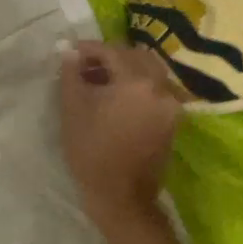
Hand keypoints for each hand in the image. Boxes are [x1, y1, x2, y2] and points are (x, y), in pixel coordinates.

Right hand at [56, 40, 181, 218]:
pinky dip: (138, 86)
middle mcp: (160, 87)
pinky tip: (117, 98)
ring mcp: (171, 104)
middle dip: (111, 56)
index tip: (70, 52)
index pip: (112, 51)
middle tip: (86, 66)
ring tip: (101, 83)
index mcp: (136, 82)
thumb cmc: (91, 150)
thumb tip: (69, 52)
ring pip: (150, 72)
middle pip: (137, 57)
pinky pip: (156, 90)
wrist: (120, 194)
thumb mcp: (72, 109)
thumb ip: (71, 74)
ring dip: (126, 70)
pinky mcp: (173, 120)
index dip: (89, 49)